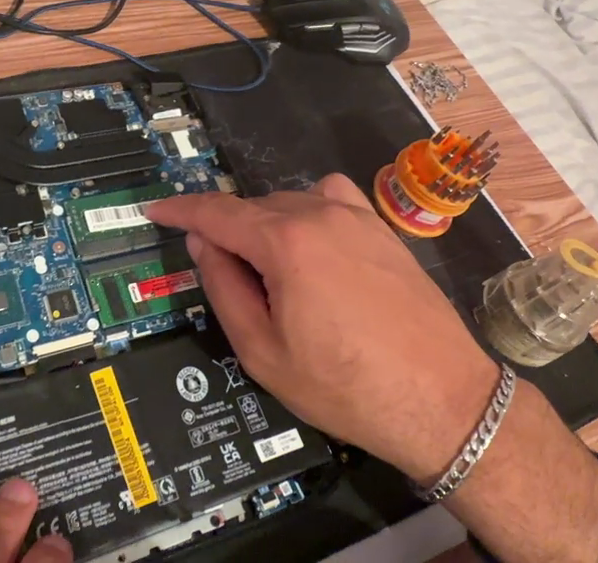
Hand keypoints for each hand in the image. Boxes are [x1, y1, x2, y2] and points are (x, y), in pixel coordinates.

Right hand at [146, 173, 495, 481]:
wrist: (442, 400)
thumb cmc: (345, 386)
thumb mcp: (263, 352)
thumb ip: (224, 287)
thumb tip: (203, 242)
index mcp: (284, 242)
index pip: (216, 213)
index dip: (179, 210)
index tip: (155, 211)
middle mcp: (318, 213)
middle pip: (252, 209)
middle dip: (228, 234)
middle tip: (229, 283)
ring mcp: (356, 215)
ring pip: (288, 203)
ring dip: (266, 228)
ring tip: (274, 278)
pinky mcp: (382, 227)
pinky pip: (330, 198)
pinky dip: (308, 210)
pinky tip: (315, 244)